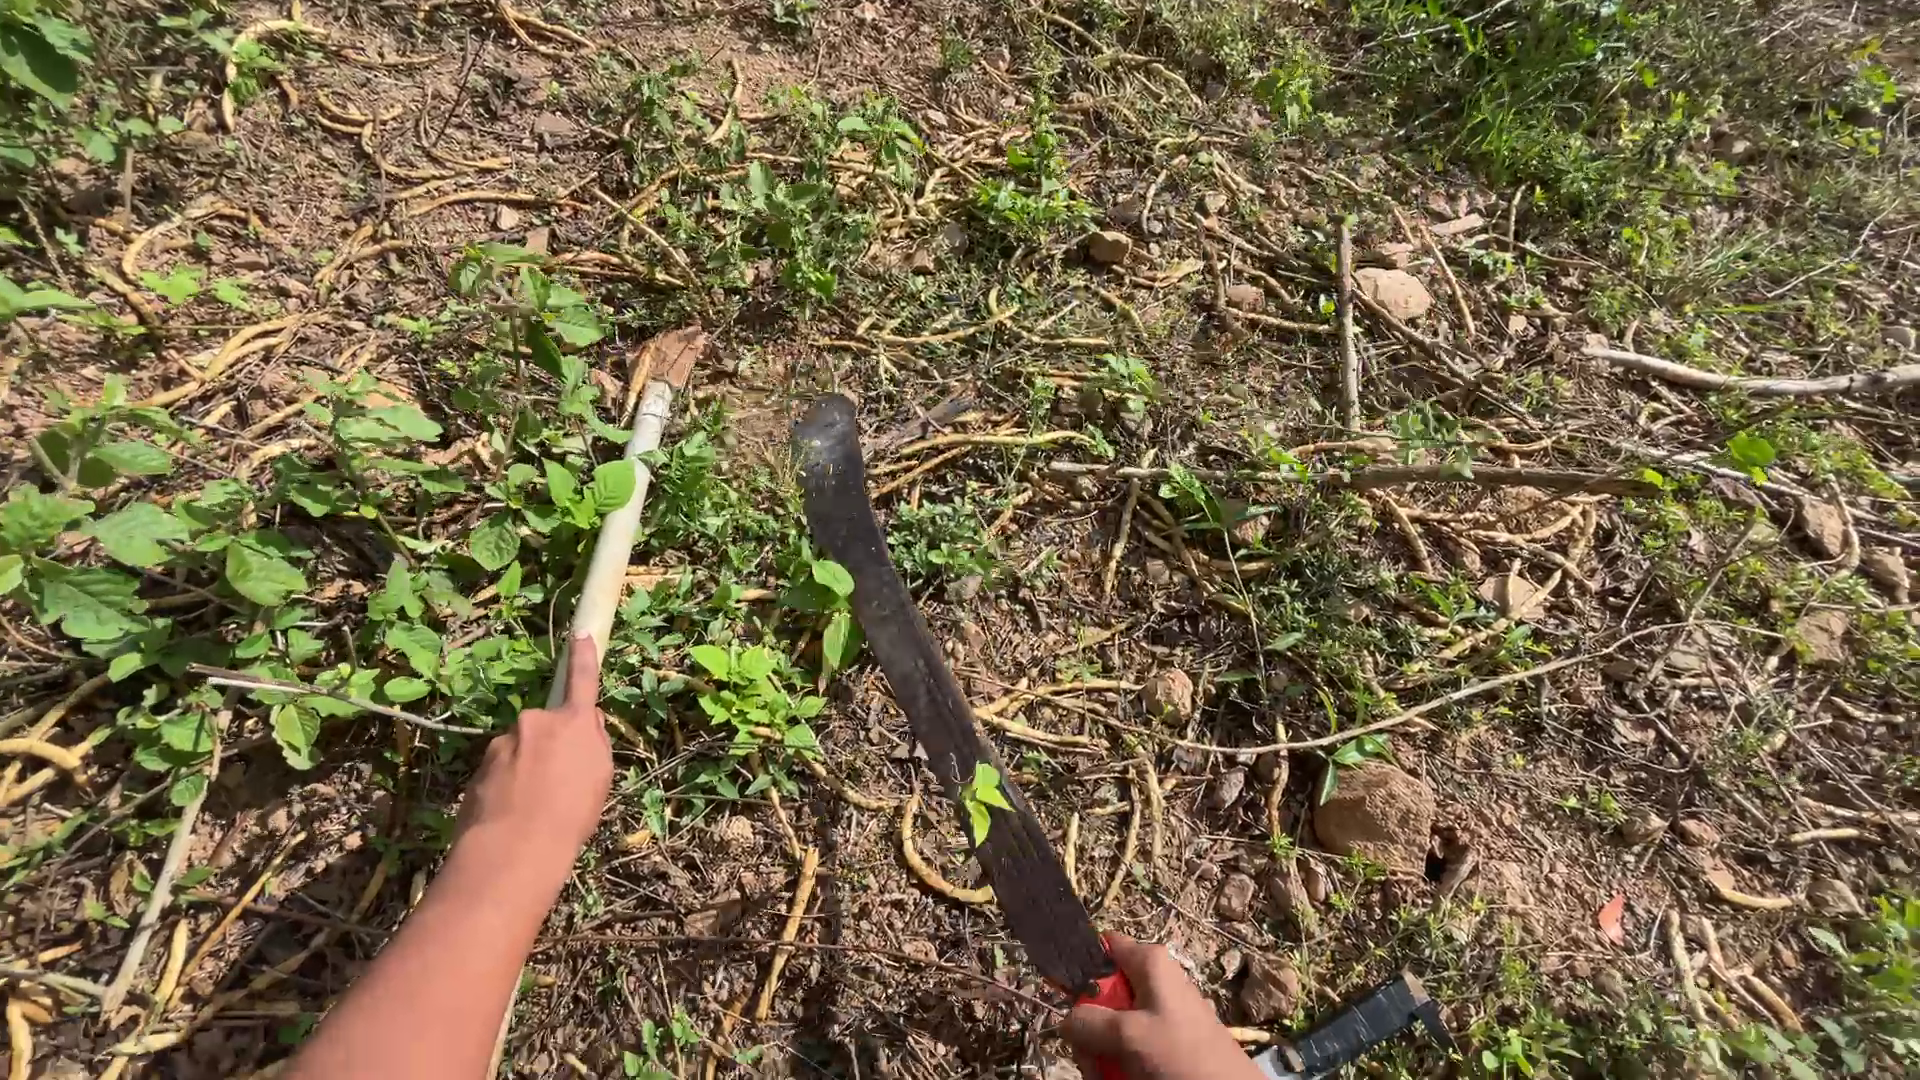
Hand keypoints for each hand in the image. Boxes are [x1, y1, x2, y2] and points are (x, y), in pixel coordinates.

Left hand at [457, 633, 613, 864]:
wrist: (513, 849)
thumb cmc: (571, 812)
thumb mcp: (601, 776)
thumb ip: (593, 743)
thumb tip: (584, 727)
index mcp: (571, 722)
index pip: (582, 680)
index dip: (584, 657)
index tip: (581, 634)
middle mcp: (534, 723)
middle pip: (548, 727)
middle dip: (552, 745)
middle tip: (562, 782)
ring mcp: (502, 744)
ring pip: (521, 750)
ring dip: (528, 769)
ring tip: (536, 807)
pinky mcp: (478, 768)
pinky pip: (500, 771)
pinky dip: (508, 787)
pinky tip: (513, 815)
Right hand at [1062, 934, 1262, 1079]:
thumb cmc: (1183, 1056)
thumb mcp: (1129, 1036)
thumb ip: (1088, 1021)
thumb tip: (1066, 1020)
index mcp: (1148, 962)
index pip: (1102, 945)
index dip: (1081, 967)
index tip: (1065, 998)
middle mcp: (1153, 981)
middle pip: (1102, 995)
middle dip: (1091, 1030)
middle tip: (1093, 1059)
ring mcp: (1160, 1014)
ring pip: (1112, 1028)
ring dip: (1103, 1056)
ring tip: (1107, 1077)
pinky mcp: (1166, 1044)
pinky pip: (1130, 1049)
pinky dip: (1121, 1067)